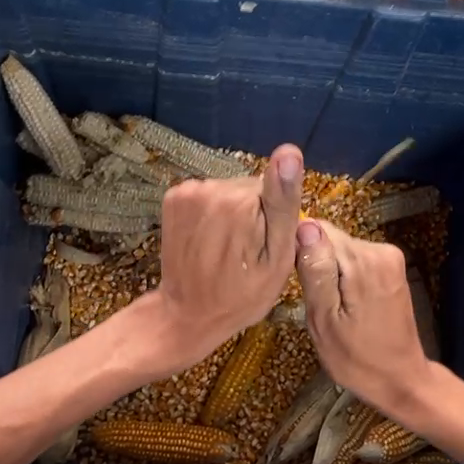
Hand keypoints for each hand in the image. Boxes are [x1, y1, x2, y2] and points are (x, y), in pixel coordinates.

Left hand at [145, 144, 302, 366]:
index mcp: (240, 201)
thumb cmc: (242, 294)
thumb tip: (289, 151)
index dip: (275, 218)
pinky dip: (212, 213)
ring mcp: (187, 192)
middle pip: (249, 188)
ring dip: (231, 214)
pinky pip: (207, 195)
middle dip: (253, 214)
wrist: (189, 312)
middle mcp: (210, 188)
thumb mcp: (277, 257)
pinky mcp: (173, 197)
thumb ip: (284, 202)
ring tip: (227, 249)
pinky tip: (209, 240)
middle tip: (248, 252)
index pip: (276, 188)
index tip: (265, 245)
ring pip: (228, 191)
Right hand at [295, 219, 432, 412]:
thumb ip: (315, 271)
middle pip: (330, 239)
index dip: (298, 250)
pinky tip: (342, 303)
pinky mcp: (391, 267)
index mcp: (363, 261)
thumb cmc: (356, 359)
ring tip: (328, 306)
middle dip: (315, 264)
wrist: (399, 379)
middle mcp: (381, 250)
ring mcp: (390, 257)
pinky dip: (342, 277)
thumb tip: (305, 226)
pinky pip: (354, 260)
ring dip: (328, 272)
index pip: (316, 229)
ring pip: (340, 250)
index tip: (296, 280)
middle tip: (314, 302)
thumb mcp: (324, 320)